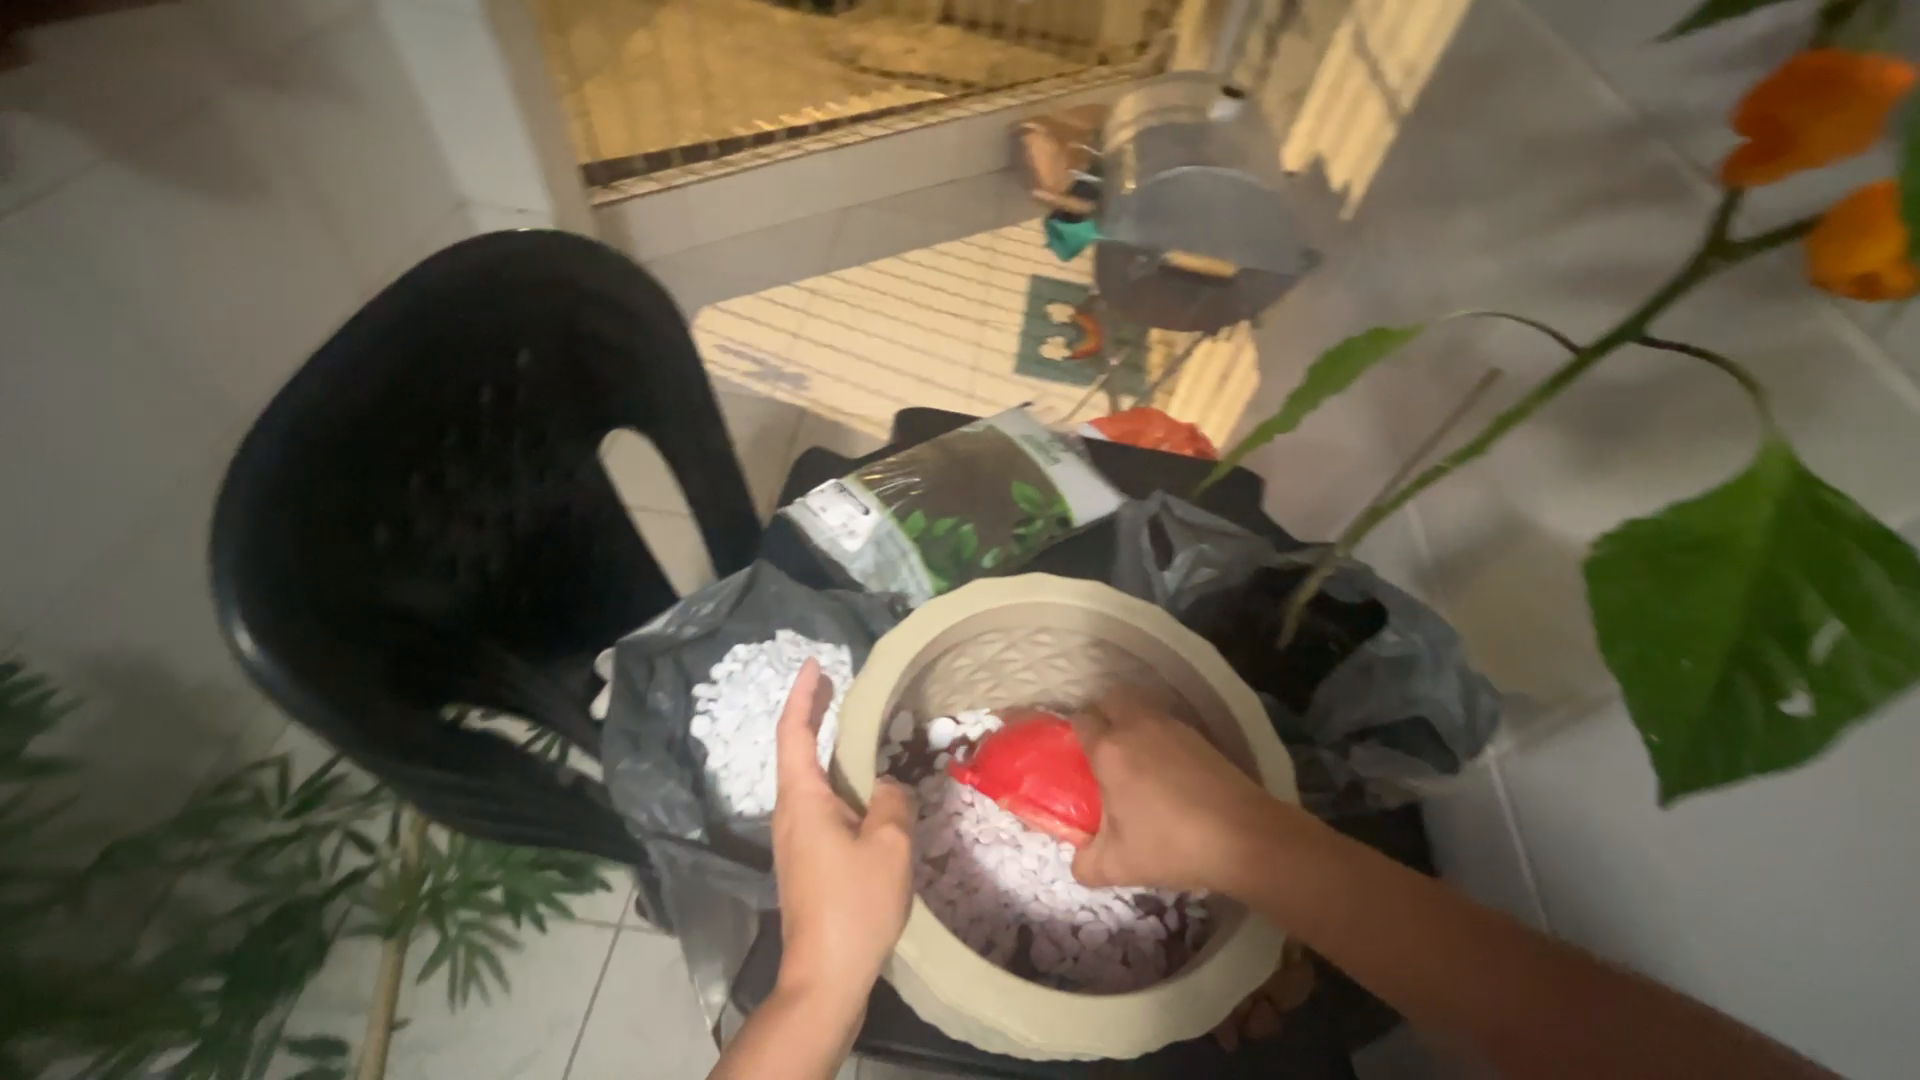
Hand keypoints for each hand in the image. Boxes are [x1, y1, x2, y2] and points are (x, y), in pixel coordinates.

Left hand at [771, 659, 915, 1014]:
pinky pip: (821, 806)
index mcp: (803, 799)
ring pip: (810, 781)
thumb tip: (886, 787)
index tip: (814, 664)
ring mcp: (795, 839)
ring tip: (858, 730)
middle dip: (814, 714)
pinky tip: (864, 790)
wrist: (824, 977)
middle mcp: (790, 813)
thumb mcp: (888, 844)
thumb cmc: (854, 904)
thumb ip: (892, 802)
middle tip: (836, 685)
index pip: (795, 732)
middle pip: (797, 751)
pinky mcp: (807, 861)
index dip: (803, 695)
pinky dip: (838, 782)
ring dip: (828, 750)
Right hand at [1068, 691, 1286, 894]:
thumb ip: (1086, 864)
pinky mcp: (1198, 736)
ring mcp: (1171, 727)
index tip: (1076, 757)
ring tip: (1134, 758)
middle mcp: (1136, 726)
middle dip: (1102, 716)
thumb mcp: (1118, 866)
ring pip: (1140, 708)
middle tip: (1102, 749)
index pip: (1081, 720)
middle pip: (1110, 700)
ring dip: (1130, 722)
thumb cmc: (1171, 845)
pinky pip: (1165, 723)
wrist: (1243, 837)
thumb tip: (1078, 862)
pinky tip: (1165, 768)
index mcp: (1109, 749)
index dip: (1075, 734)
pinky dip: (1157, 735)